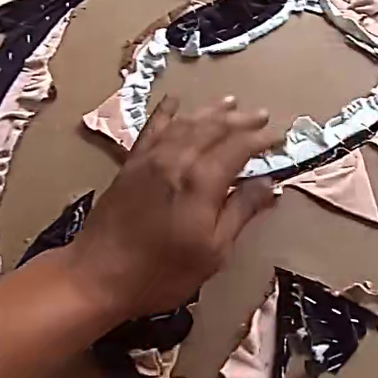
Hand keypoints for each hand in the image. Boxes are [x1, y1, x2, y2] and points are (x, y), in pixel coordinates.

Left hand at [60, 95, 281, 318]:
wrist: (98, 275)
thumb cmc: (162, 272)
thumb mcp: (213, 252)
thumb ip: (240, 212)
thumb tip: (268, 185)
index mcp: (200, 181)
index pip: (238, 148)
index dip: (261, 140)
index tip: (279, 137)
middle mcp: (176, 160)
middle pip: (213, 128)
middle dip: (240, 120)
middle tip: (261, 116)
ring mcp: (150, 159)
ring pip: (185, 123)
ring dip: (210, 112)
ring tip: (230, 103)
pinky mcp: (130, 164)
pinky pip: (152, 129)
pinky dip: (166, 113)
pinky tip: (175, 102)